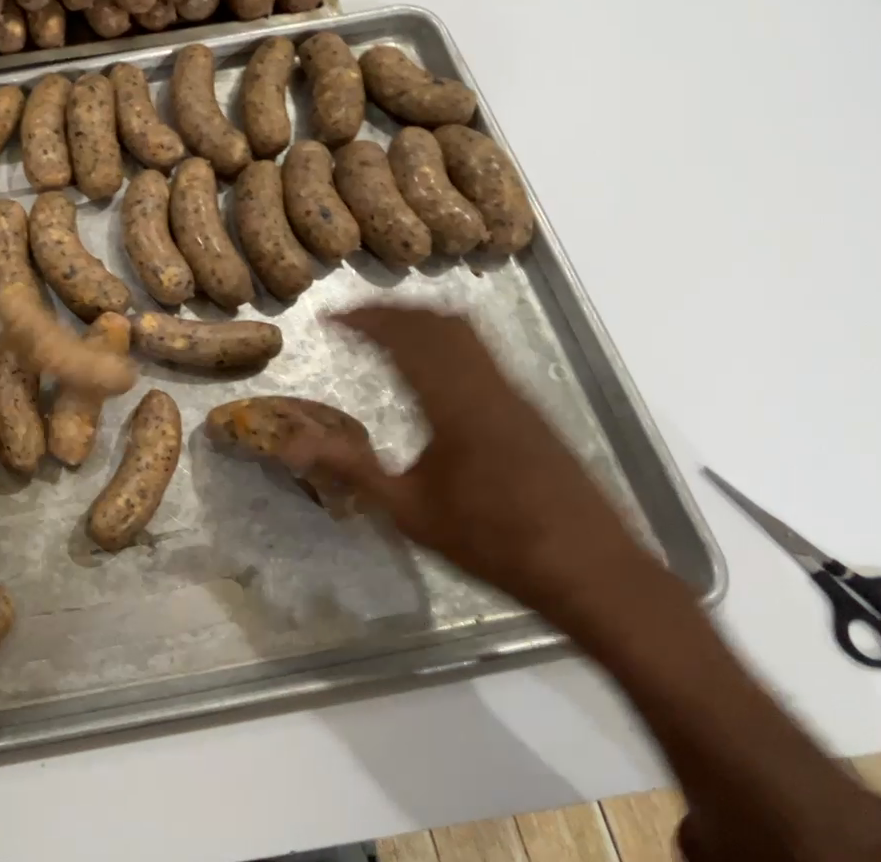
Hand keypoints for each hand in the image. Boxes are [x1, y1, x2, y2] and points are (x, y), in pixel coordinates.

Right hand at [289, 307, 657, 612]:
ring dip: (423, 321)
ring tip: (385, 330)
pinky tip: (431, 369)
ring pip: (468, 334)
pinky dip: (447, 341)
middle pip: (440, 322)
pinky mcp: (531, 411)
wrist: (591, 569)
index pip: (406, 338)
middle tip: (352, 316)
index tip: (329, 320)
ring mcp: (517, 396)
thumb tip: (289, 443)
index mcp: (456, 405)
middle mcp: (489, 387)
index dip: (365, 320)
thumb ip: (350, 468)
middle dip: (392, 310)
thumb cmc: (492, 542)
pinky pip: (483, 354)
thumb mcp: (409, 510)